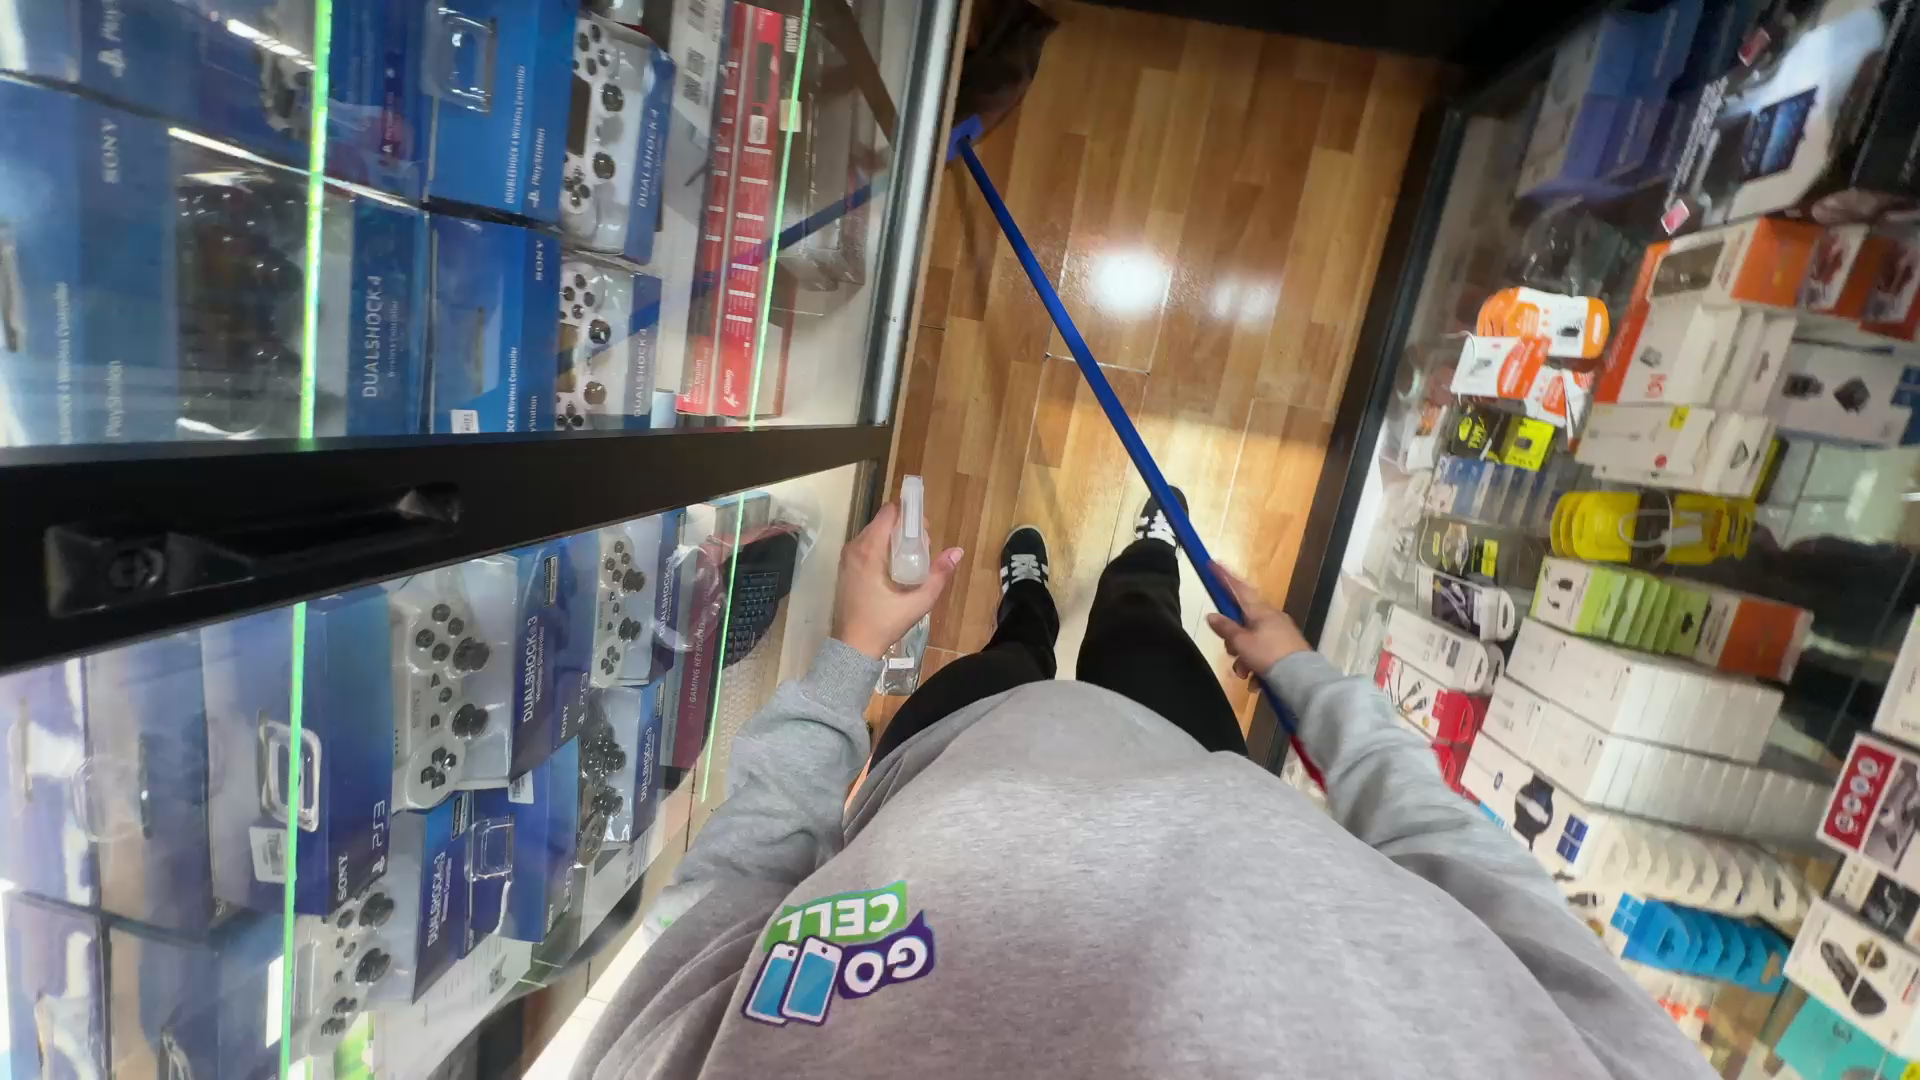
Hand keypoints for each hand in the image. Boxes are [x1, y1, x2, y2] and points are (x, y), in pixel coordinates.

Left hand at [832, 501, 963, 658]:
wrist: (853, 646)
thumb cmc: (884, 623)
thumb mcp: (918, 602)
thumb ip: (938, 575)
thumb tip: (957, 551)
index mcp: (869, 550)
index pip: (889, 512)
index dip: (909, 516)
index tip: (923, 533)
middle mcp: (854, 547)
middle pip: (883, 521)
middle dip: (904, 528)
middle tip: (922, 550)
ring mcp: (847, 557)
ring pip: (874, 533)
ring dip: (893, 539)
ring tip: (910, 560)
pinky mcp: (845, 567)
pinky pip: (866, 545)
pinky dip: (882, 548)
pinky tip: (895, 568)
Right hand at [1205, 564, 1311, 677]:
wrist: (1303, 680)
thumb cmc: (1268, 655)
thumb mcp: (1241, 643)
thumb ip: (1225, 629)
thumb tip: (1211, 616)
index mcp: (1260, 611)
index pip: (1238, 588)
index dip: (1225, 577)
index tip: (1213, 564)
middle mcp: (1271, 618)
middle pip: (1242, 622)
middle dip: (1233, 641)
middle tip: (1231, 653)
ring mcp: (1280, 635)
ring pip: (1251, 642)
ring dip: (1244, 659)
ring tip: (1245, 674)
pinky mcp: (1286, 651)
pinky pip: (1263, 656)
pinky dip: (1256, 667)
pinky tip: (1257, 682)